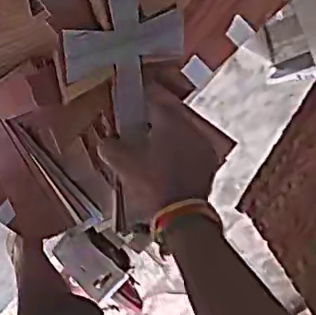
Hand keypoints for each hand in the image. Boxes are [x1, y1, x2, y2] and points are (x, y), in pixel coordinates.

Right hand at [97, 91, 224, 218]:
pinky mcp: (209, 164)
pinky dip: (177, 154)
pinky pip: (190, 151)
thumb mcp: (121, 164)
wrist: (181, 213)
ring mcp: (203, 146)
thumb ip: (110, 147)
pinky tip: (165, 166)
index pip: (154, 101)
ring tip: (150, 150)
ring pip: (181, 134)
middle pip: (169, 118)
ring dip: (166, 139)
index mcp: (169, 122)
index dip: (139, 102)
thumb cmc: (152, 183)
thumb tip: (106, 142)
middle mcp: (190, 129)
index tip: (131, 105)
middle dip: (152, 123)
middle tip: (137, 130)